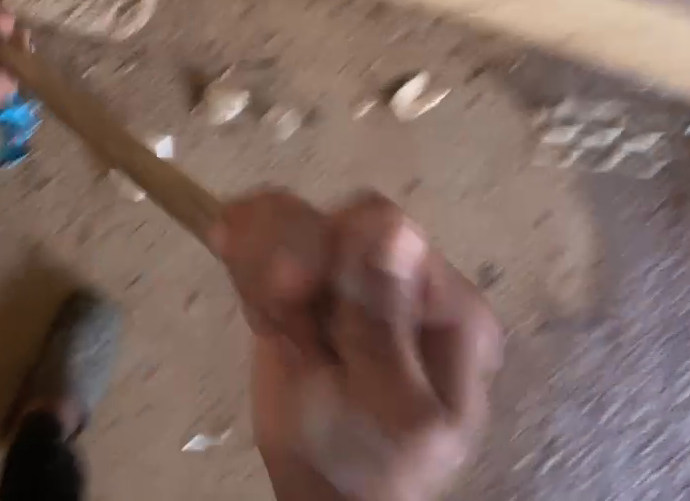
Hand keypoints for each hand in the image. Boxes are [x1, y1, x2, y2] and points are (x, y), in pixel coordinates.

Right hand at [210, 191, 501, 500]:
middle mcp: (400, 271)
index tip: (294, 295)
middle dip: (283, 264)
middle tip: (282, 323)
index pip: (376, 224)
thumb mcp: (386, 403)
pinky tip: (262, 318)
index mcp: (445, 301)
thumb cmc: (366, 457)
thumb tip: (391, 224)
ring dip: (259, 270)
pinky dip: (244, 268)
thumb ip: (383, 319)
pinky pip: (257, 229)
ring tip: (273, 325)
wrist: (320, 486)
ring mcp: (349, 266)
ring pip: (283, 215)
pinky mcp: (304, 267)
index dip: (325, 251)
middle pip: (323, 215)